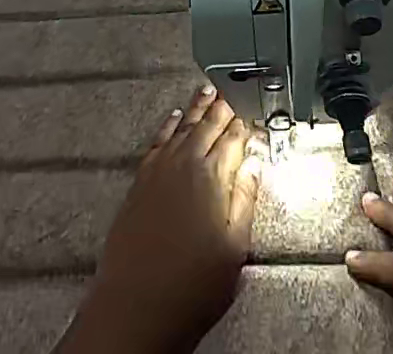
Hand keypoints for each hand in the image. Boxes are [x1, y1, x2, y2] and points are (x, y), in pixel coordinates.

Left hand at [53, 84, 262, 353]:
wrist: (137, 302)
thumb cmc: (191, 283)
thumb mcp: (234, 246)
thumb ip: (245, 197)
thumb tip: (254, 163)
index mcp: (213, 176)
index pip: (234, 138)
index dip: (246, 123)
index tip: (254, 112)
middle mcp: (185, 162)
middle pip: (208, 124)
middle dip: (223, 106)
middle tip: (234, 89)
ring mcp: (160, 167)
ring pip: (184, 125)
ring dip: (198, 107)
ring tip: (209, 90)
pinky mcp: (141, 178)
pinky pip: (159, 139)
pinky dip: (169, 123)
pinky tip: (175, 116)